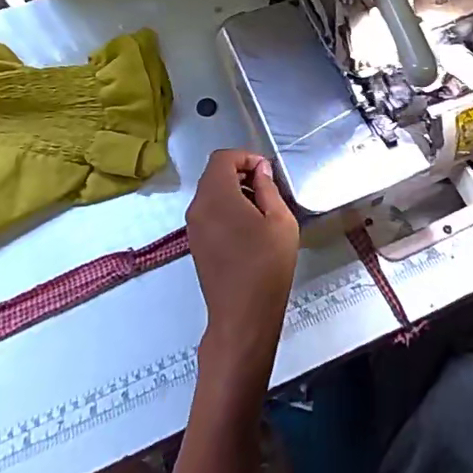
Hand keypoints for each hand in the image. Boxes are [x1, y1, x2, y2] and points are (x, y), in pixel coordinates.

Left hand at [186, 150, 299, 375]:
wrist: (242, 315)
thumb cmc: (266, 265)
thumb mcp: (279, 221)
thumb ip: (268, 188)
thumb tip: (260, 170)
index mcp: (215, 195)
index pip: (222, 158)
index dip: (246, 157)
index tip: (268, 171)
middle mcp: (197, 207)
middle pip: (214, 174)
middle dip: (241, 172)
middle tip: (268, 187)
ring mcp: (193, 227)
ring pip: (211, 193)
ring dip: (234, 191)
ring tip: (262, 208)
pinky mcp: (196, 243)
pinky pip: (209, 212)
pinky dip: (227, 208)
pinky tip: (249, 228)